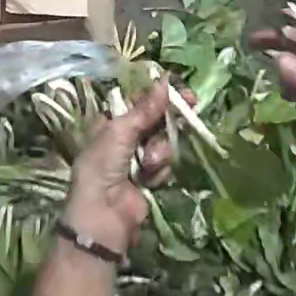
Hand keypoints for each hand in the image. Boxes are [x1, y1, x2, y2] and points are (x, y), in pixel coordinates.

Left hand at [61, 77, 173, 256]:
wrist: (103, 215)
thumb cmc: (103, 166)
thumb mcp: (120, 131)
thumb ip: (145, 109)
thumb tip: (165, 80)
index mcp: (111, 120)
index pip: (139, 100)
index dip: (160, 94)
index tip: (181, 90)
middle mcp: (124, 136)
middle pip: (155, 118)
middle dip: (170, 117)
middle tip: (191, 105)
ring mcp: (137, 157)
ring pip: (163, 141)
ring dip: (161, 150)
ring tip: (149, 164)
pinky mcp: (149, 177)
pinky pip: (165, 163)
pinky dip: (160, 170)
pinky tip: (150, 179)